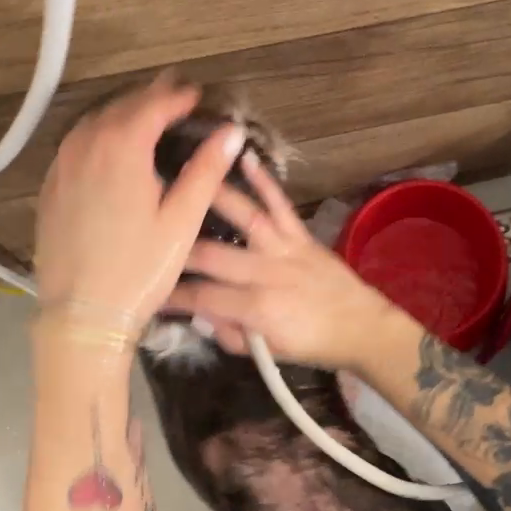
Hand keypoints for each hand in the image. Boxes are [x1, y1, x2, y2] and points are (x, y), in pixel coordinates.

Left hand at [33, 75, 245, 341]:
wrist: (83, 312)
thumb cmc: (140, 270)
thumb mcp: (181, 223)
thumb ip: (206, 172)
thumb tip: (230, 133)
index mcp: (122, 147)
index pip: (154, 105)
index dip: (178, 97)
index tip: (197, 95)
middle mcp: (86, 145)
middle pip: (121, 109)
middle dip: (149, 100)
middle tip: (173, 97)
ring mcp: (62, 166)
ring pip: (94, 125)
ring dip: (122, 116)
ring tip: (144, 118)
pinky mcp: (51, 189)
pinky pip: (76, 148)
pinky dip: (98, 139)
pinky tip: (110, 152)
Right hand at [165, 154, 416, 371]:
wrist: (362, 329)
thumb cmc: (314, 346)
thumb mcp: (270, 353)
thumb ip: (232, 336)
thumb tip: (199, 317)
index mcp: (258, 310)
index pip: (203, 298)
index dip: (172, 293)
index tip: (148, 287)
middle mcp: (268, 274)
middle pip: (213, 256)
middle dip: (177, 248)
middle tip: (149, 231)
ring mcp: (286, 250)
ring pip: (244, 218)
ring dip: (213, 196)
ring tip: (186, 174)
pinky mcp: (302, 236)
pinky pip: (280, 204)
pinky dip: (264, 180)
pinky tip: (245, 156)